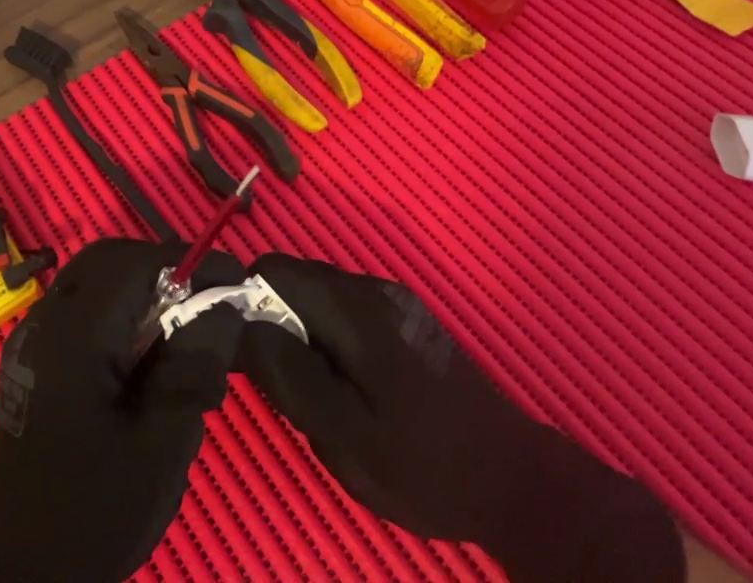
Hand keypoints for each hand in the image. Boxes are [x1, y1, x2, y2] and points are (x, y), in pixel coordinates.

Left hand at [0, 239, 245, 582]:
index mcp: (72, 335)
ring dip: (146, 295)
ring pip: (96, 285)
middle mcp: (45, 323)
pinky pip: (84, 315)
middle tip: (214, 303)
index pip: (135, 263)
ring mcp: (35, 341)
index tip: (238, 282)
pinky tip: (155, 363)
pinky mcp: (36, 364)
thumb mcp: (161, 443)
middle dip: (167, 271)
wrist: (17, 569)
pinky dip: (124, 319)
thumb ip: (193, 365)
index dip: (191, 263)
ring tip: (191, 338)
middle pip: (109, 263)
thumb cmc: (93, 512)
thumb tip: (225, 304)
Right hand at [240, 253, 685, 582]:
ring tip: (304, 391)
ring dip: (295, 332)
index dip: (241, 300)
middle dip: (268, 319)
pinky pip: (342, 313)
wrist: (516, 483)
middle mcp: (374, 290)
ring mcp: (393, 303)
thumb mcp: (341, 434)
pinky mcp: (404, 322)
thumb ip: (286, 373)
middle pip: (294, 279)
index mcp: (357, 308)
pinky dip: (322, 338)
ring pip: (316, 297)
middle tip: (272, 382)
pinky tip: (336, 387)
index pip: (273, 270)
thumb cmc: (423, 465)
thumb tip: (240, 324)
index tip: (236, 350)